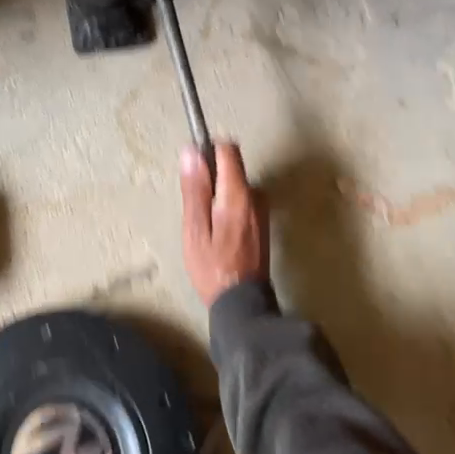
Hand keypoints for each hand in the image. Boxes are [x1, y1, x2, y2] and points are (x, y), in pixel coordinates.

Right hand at [179, 141, 268, 305]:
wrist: (243, 304)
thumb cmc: (213, 266)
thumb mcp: (195, 228)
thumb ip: (195, 188)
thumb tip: (192, 151)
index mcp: (238, 193)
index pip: (228, 149)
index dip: (209, 150)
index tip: (195, 166)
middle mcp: (256, 195)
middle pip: (232, 166)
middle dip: (212, 177)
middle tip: (197, 208)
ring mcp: (262, 210)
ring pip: (236, 184)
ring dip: (220, 194)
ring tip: (207, 225)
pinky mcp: (262, 223)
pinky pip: (242, 200)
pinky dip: (228, 206)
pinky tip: (219, 232)